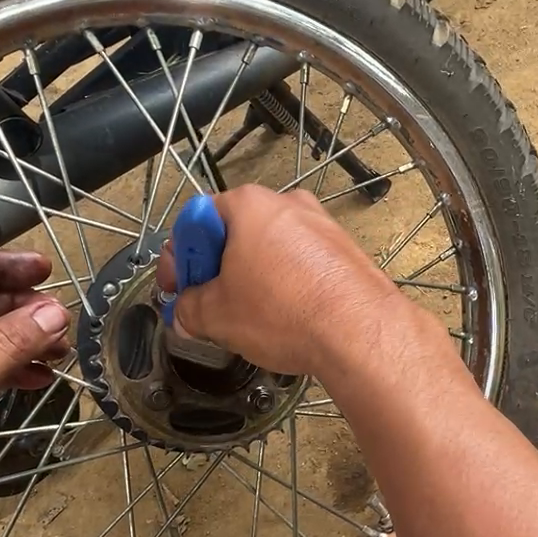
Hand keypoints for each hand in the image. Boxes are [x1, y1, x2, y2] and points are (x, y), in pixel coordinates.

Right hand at [157, 185, 438, 379]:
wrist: (361, 332)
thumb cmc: (284, 314)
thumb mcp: (216, 316)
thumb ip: (189, 308)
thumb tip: (184, 311)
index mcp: (248, 205)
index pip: (196, 220)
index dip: (178, 258)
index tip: (176, 289)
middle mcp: (289, 204)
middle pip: (235, 232)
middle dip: (216, 269)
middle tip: (209, 306)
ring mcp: (323, 225)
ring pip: (272, 248)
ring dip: (253, 278)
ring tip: (251, 318)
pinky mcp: (347, 251)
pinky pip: (304, 263)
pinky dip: (288, 284)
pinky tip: (288, 318)